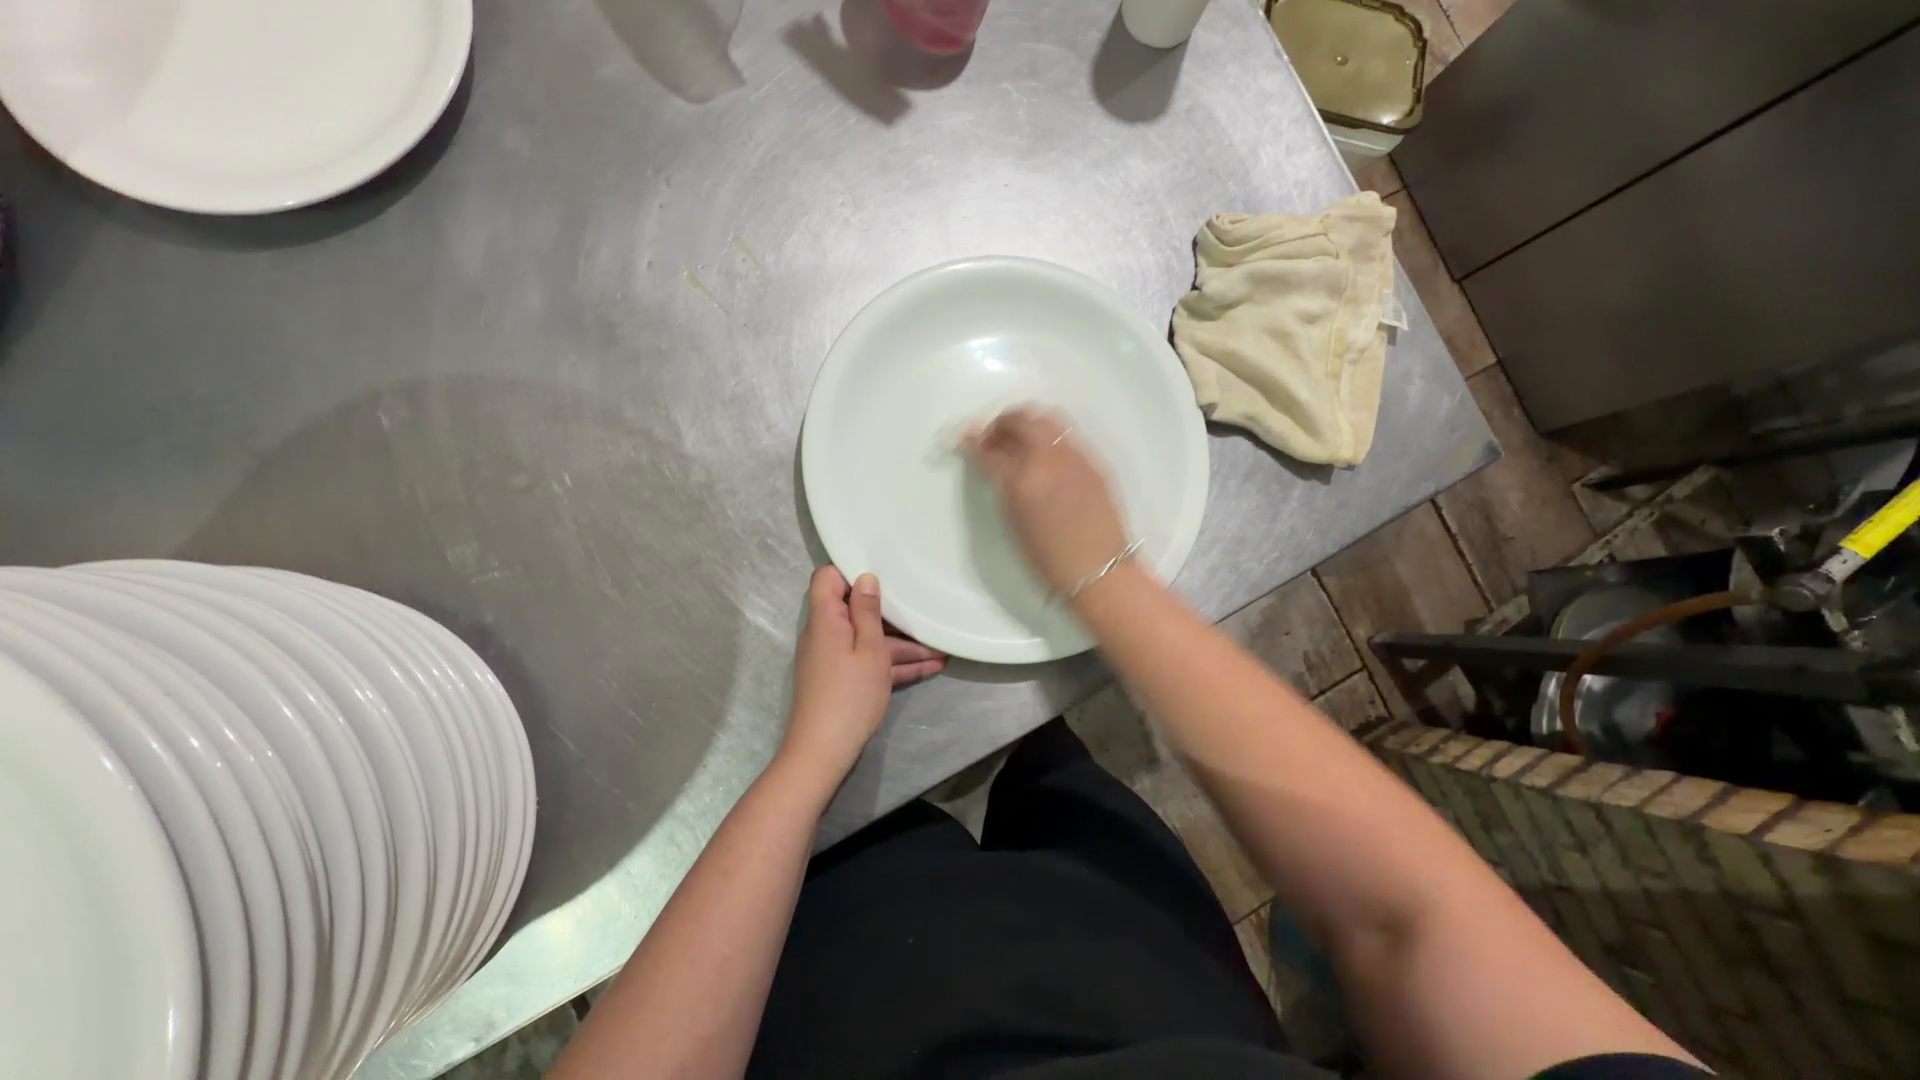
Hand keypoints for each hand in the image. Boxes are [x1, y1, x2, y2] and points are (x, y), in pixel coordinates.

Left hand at [781, 566, 944, 780]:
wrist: (822, 753)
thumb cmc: (849, 696)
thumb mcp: (869, 650)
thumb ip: (867, 612)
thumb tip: (865, 578)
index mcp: (825, 619)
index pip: (827, 579)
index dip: (851, 572)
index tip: (884, 574)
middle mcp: (825, 634)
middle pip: (856, 611)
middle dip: (892, 614)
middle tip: (924, 611)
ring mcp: (834, 659)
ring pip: (869, 641)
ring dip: (903, 645)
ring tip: (942, 649)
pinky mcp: (842, 680)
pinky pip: (870, 663)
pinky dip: (896, 665)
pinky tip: (931, 668)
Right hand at [963, 407, 1129, 594]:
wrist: (1101, 570)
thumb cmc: (1049, 558)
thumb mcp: (1014, 522)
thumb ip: (1002, 484)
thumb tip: (992, 460)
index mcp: (1023, 480)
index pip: (989, 449)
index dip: (973, 442)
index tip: (966, 440)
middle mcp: (1049, 459)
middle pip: (1020, 420)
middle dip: (1001, 423)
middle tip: (992, 438)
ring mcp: (1076, 456)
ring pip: (1047, 419)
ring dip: (1027, 423)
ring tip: (1019, 441)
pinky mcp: (1095, 461)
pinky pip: (1067, 435)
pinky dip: (1049, 436)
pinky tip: (1045, 456)